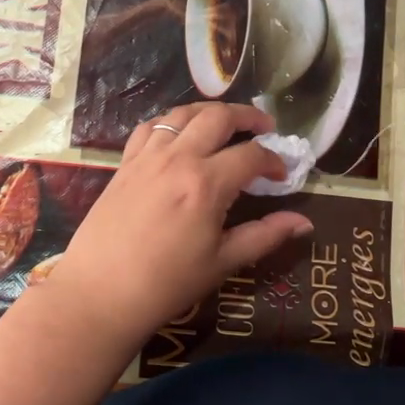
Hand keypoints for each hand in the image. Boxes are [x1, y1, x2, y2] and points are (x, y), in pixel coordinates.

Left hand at [44, 103, 313, 338]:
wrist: (101, 292)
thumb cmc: (167, 283)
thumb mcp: (222, 262)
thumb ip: (264, 236)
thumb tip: (304, 223)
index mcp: (206, 183)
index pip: (251, 155)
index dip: (274, 160)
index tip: (282, 174)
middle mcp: (178, 158)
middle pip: (218, 117)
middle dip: (247, 116)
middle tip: (264, 126)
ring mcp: (147, 157)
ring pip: (182, 114)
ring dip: (210, 112)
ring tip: (226, 123)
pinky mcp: (125, 163)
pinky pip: (151, 127)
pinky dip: (171, 122)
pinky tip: (179, 135)